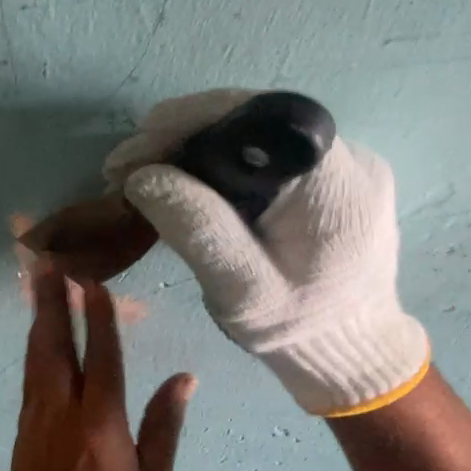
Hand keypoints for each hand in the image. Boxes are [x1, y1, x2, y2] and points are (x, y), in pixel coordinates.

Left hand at [4, 266, 195, 470]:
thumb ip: (164, 425)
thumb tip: (184, 378)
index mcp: (100, 422)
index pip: (102, 359)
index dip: (98, 319)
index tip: (94, 283)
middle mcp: (64, 407)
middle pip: (57, 344)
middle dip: (53, 301)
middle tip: (50, 261)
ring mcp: (38, 409)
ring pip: (38, 352)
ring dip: (40, 313)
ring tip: (39, 278)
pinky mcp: (24, 415)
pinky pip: (31, 368)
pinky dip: (35, 340)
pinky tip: (38, 323)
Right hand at [113, 90, 429, 416]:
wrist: (350, 351)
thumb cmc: (296, 326)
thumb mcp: (239, 288)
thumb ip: (197, 228)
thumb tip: (143, 176)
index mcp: (330, 180)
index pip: (251, 118)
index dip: (186, 123)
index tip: (133, 152)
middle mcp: (343, 157)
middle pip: (247, 121)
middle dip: (177, 138)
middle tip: (120, 170)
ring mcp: (337, 166)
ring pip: (250, 137)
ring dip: (189, 151)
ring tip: (138, 178)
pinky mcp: (324, 181)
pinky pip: (260, 156)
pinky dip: (213, 165)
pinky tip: (178, 187)